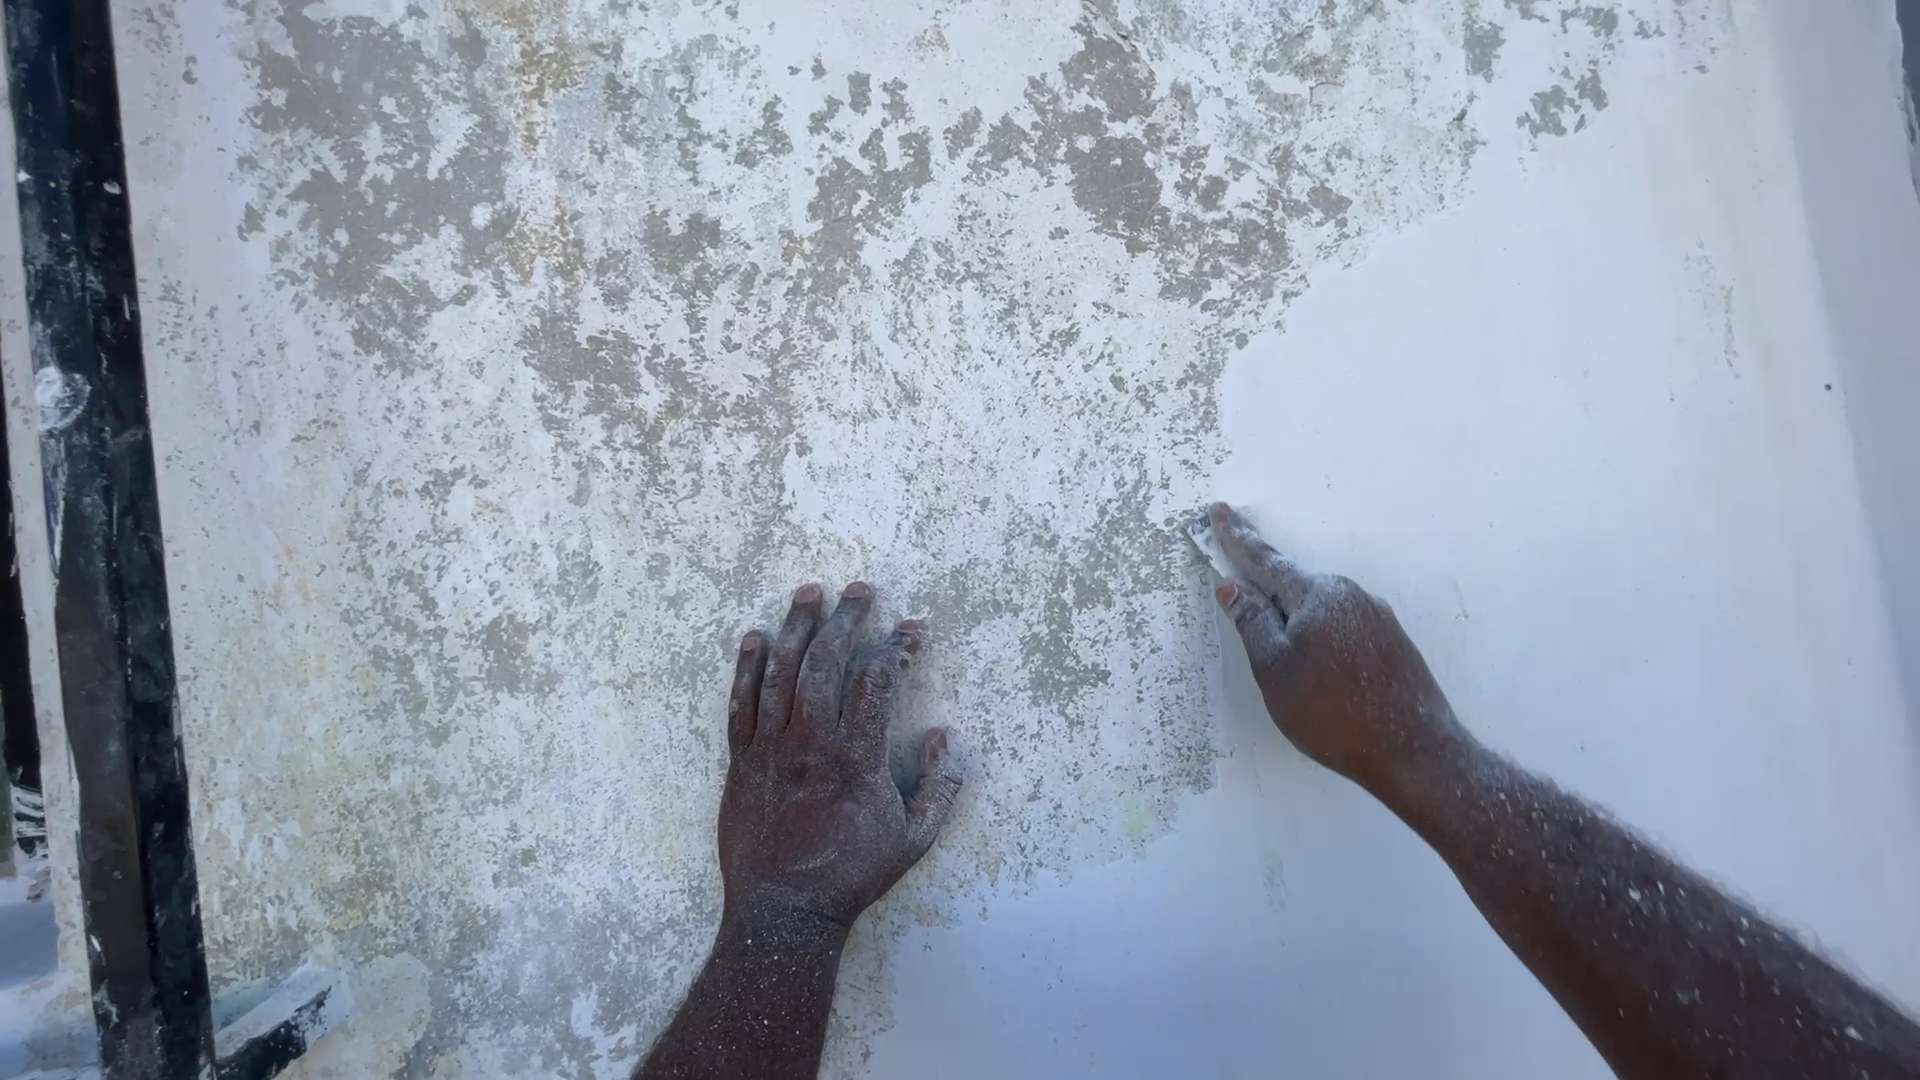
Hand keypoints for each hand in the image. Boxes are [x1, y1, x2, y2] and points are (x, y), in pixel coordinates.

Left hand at [717, 582, 961, 935]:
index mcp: (857, 760)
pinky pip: (740, 704)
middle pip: (828, 664)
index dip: (898, 648)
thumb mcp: (913, 841)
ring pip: (782, 674)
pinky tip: (754, 637)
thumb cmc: (851, 876)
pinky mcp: (740, 762)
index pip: (879, 684)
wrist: (782, 915)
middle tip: (859, 590)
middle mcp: (812, 745)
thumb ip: (940, 788)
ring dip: (797, 628)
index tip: (913, 629)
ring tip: (809, 593)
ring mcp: (771, 750)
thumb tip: (947, 737)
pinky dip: (746, 668)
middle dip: (846, 620)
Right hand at [1208, 503, 1467, 796]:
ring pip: (1317, 607)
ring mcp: (1376, 619)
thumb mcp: (1274, 668)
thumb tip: (1233, 585)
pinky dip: (1315, 632)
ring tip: (1278, 653)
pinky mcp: (1391, 644)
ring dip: (1291, 616)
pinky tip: (1315, 666)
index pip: (1266, 559)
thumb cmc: (1332, 712)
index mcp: (1319, 595)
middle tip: (1237, 592)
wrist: (1417, 755)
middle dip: (1264, 585)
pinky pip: (1339, 624)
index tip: (1220, 511)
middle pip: (1293, 582)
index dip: (1237, 537)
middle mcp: (1351, 596)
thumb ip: (1251, 621)